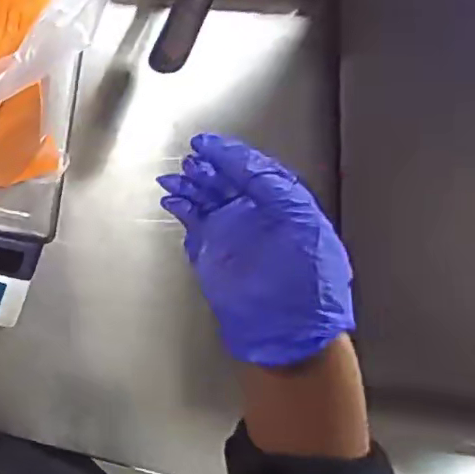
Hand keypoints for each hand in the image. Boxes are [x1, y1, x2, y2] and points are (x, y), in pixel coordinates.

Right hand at [157, 133, 352, 367]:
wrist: (284, 330)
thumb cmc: (304, 284)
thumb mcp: (302, 229)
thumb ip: (277, 197)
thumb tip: (248, 172)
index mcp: (285, 206)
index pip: (254, 171)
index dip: (230, 155)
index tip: (205, 143)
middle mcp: (257, 216)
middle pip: (227, 181)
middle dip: (207, 168)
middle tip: (187, 159)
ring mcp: (232, 233)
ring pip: (206, 200)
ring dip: (189, 186)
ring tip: (171, 178)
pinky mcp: (211, 252)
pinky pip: (193, 222)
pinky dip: (181, 209)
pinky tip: (170, 201)